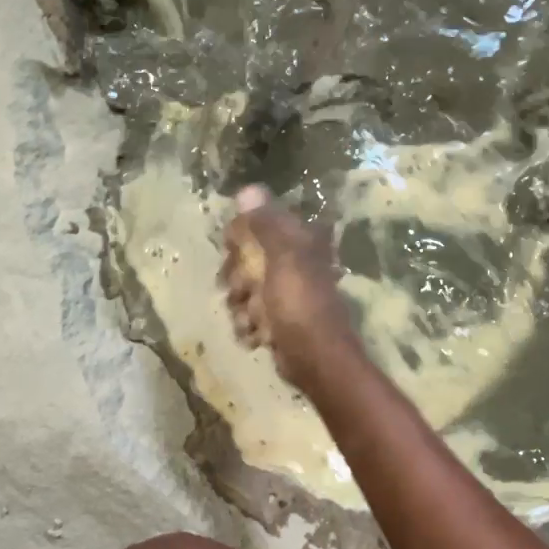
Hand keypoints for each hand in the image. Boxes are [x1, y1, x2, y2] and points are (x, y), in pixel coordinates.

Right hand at [220, 185, 362, 388]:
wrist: (314, 359)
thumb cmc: (299, 304)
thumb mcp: (282, 257)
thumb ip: (264, 224)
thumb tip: (248, 189)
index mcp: (297, 242)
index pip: (256, 225)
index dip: (240, 239)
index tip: (234, 251)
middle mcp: (291, 263)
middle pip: (243, 260)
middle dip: (237, 279)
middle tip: (244, 290)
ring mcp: (282, 294)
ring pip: (242, 292)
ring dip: (241, 308)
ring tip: (254, 319)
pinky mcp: (275, 321)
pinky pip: (247, 317)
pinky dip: (249, 328)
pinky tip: (257, 336)